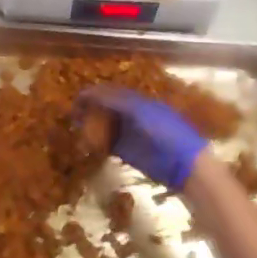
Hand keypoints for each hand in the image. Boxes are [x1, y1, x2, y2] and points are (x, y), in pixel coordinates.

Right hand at [78, 87, 207, 190]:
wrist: (184, 165)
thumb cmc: (167, 133)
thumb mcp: (143, 113)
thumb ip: (119, 102)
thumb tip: (94, 92)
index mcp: (138, 102)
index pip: (112, 93)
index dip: (95, 94)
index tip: (77, 98)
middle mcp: (132, 116)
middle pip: (106, 108)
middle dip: (90, 109)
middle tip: (73, 114)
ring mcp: (129, 134)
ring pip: (105, 125)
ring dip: (91, 125)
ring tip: (76, 127)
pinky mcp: (127, 152)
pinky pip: (107, 144)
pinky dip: (96, 142)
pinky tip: (86, 144)